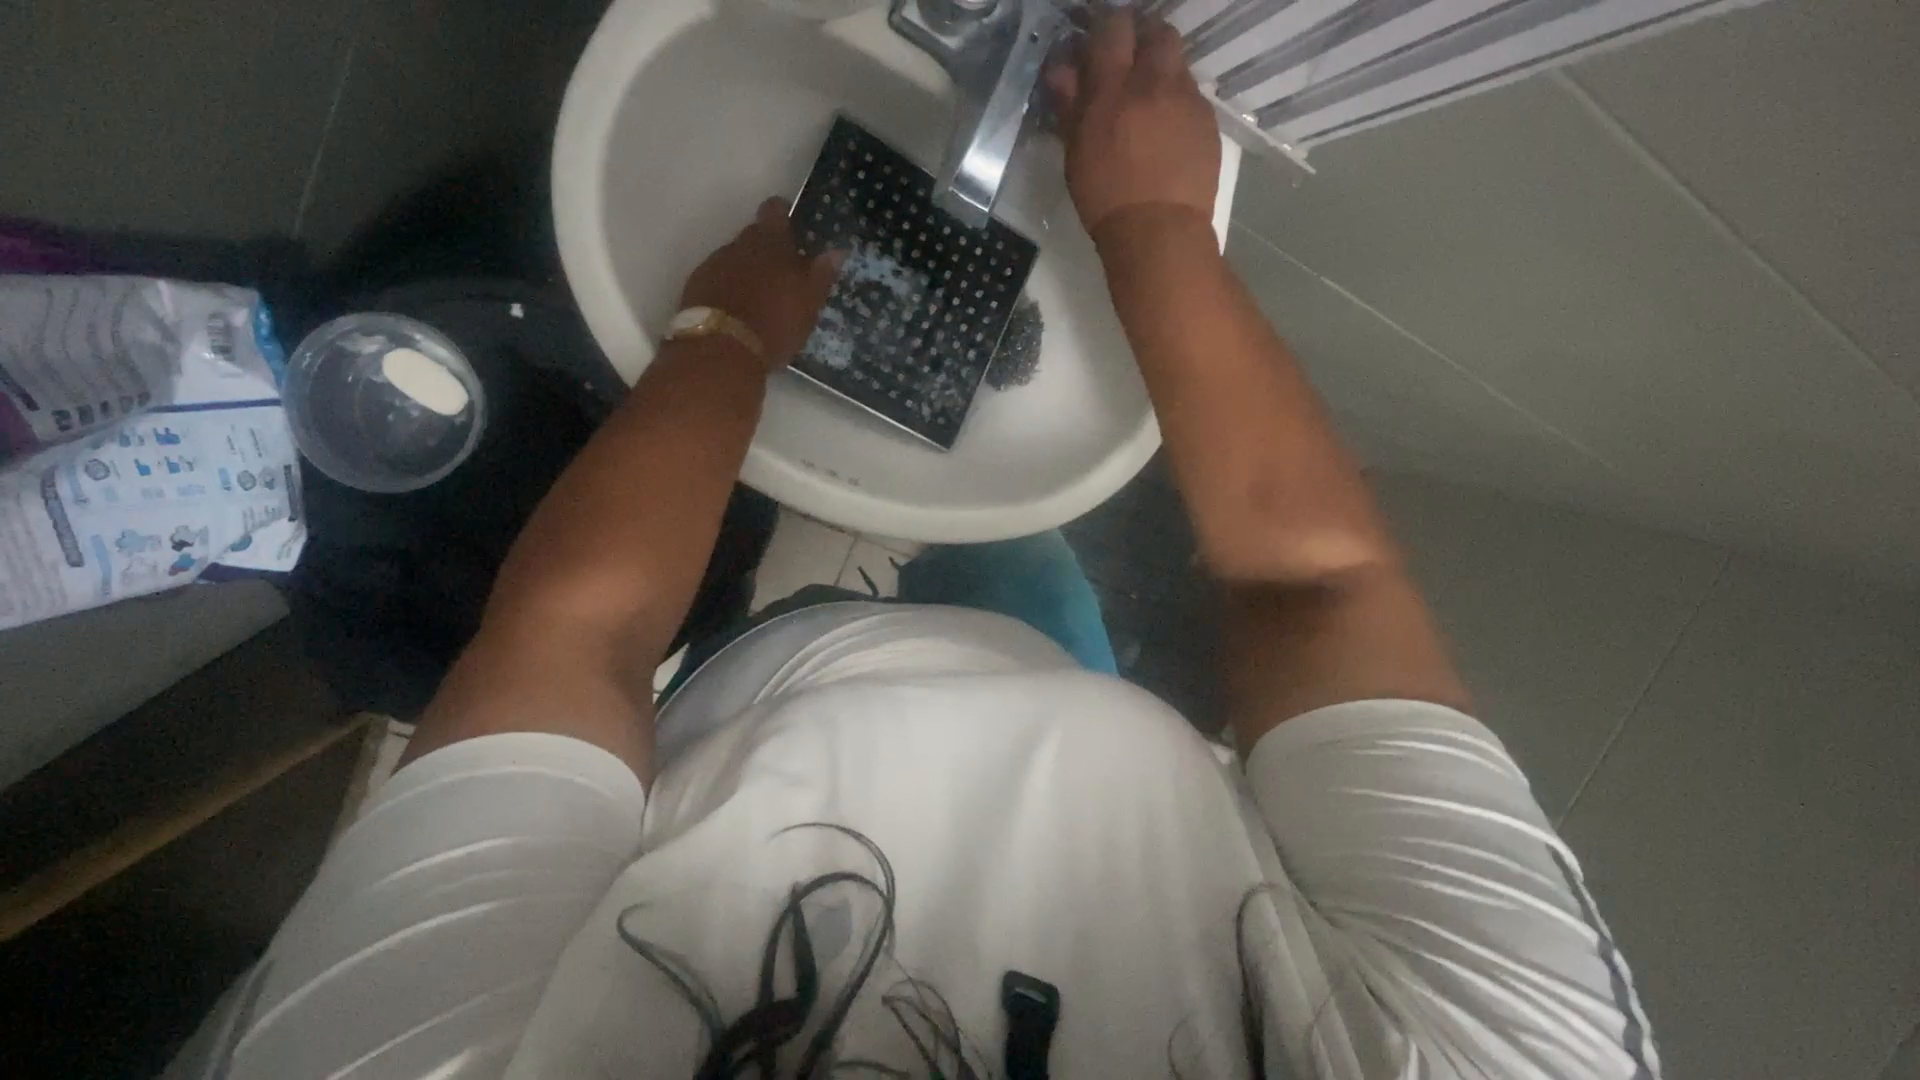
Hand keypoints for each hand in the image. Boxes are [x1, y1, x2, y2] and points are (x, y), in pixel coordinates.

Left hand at [679, 197, 842, 370]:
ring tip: (759, 301)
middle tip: (782, 277)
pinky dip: (728, 289)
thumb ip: (822, 275)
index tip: (791, 230)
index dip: (783, 215)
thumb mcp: (809, 304)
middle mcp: (738, 244)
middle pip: (753, 236)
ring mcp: (713, 264)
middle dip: (766, 251)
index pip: (774, 209)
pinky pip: (716, 279)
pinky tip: (737, 313)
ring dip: (746, 272)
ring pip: (734, 259)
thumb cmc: (775, 324)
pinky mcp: (695, 287)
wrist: (721, 351)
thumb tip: (837, 251)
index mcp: (770, 242)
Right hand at [1046, 10, 1220, 239]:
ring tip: (1149, 104)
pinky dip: (1178, 104)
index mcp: (1115, 88)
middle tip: (1130, 64)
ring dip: (1162, 72)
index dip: (1106, 29)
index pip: (1113, 27)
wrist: (1159, 232)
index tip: (1098, 45)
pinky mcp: (1208, 122)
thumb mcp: (1076, 154)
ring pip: (1178, 64)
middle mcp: (1156, 82)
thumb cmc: (1105, 198)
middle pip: (1158, 31)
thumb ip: (1070, 105)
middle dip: (1143, 39)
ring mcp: (1188, 100)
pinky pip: (1192, 97)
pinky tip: (1168, 134)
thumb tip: (1061, 69)